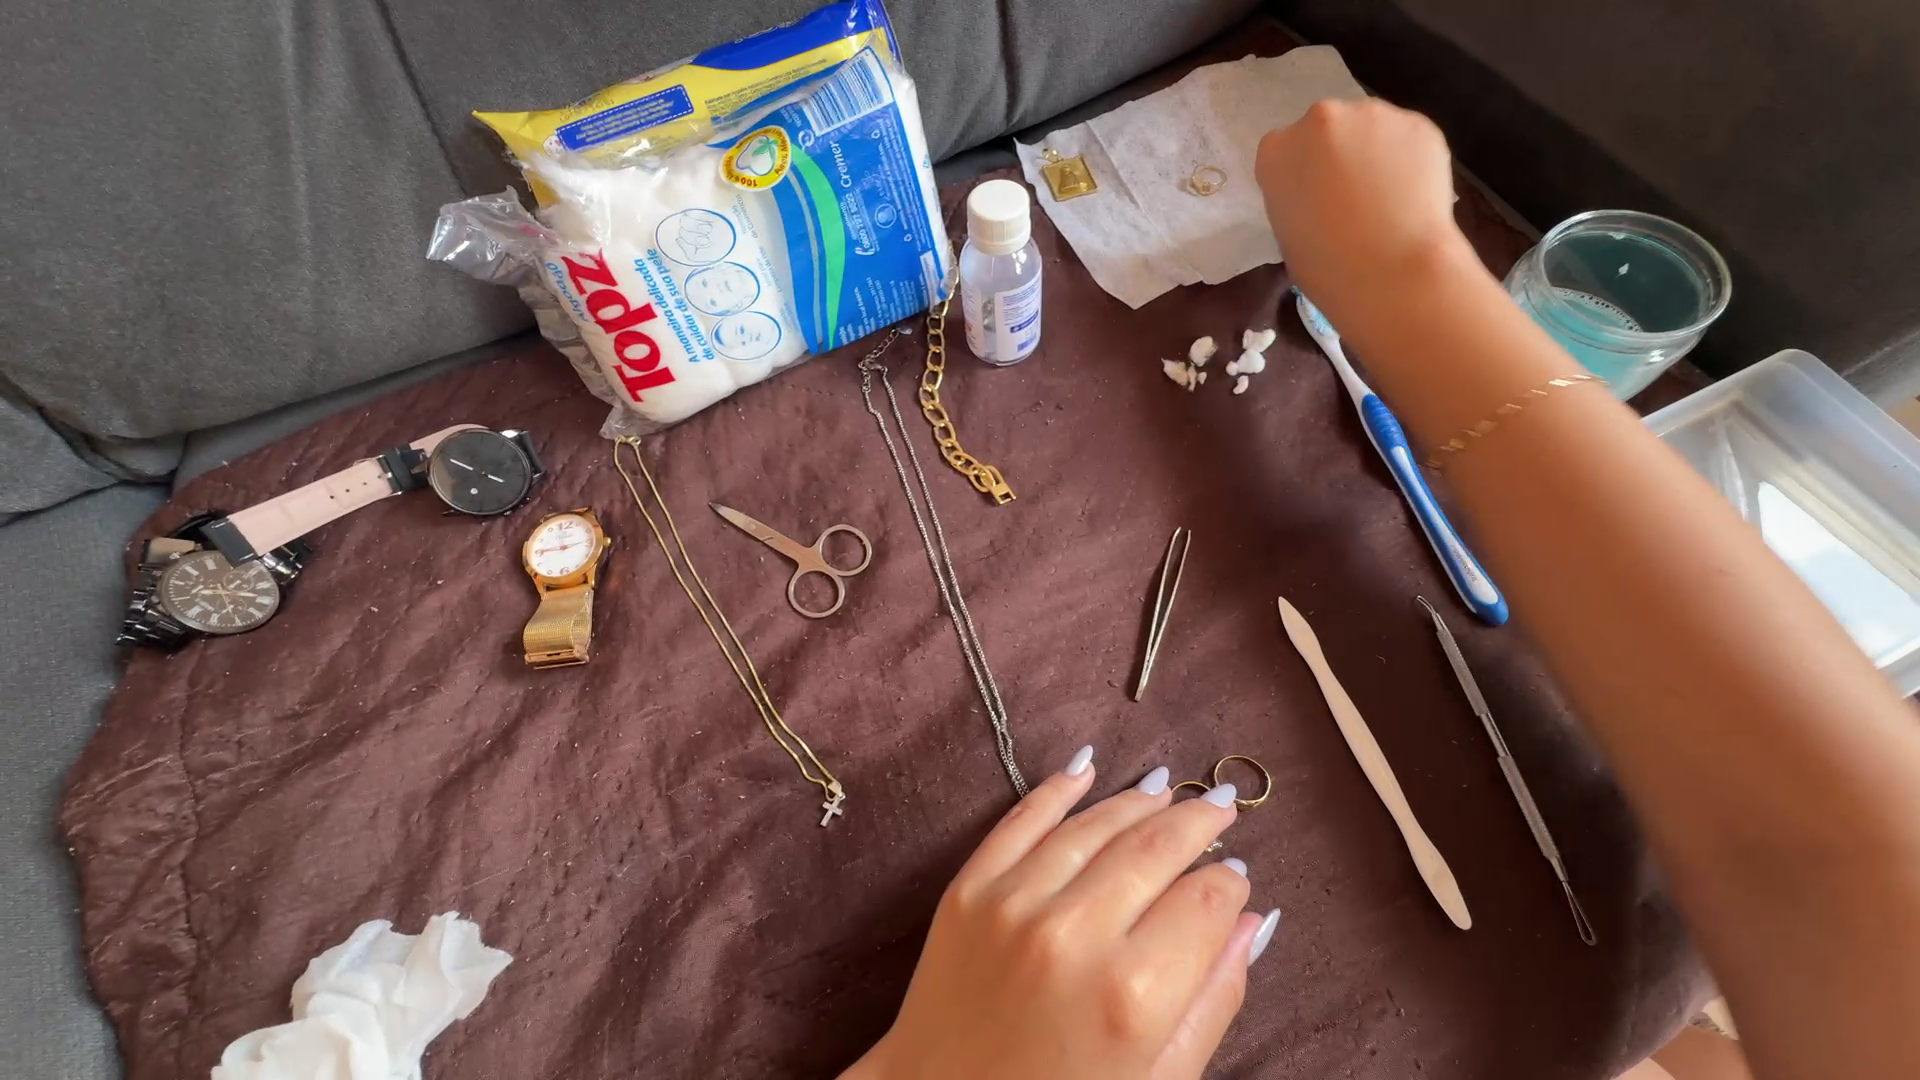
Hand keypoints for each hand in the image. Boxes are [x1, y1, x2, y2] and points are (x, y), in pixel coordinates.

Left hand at [844, 747, 1281, 1079]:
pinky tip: (1086, 767)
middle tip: (1221, 806)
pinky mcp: (967, 890)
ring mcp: (1012, 903)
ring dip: (1136, 800)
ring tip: (1167, 788)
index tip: (1238, 873)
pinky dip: (1057, 789)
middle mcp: (1073, 935)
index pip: (1203, 903)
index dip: (1230, 882)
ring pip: (1093, 826)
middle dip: (1197, 821)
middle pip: (1153, 849)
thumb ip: (1212, 1003)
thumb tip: (1253, 920)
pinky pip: (1020, 820)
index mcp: (1131, 998)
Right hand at [1255, 99, 1474, 320]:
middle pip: (1326, 129)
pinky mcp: (1418, 123)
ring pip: (1369, 128)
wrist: (1389, 268)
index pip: (1281, 149)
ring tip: (1384, 198)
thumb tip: (1321, 192)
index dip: (1297, 173)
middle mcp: (1321, 119)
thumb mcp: (1287, 231)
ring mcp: (1373, 115)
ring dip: (1372, 152)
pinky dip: (1407, 159)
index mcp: (1277, 151)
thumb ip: (1298, 197)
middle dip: (1334, 154)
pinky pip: (1406, 138)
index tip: (1308, 197)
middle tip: (1347, 196)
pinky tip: (1409, 195)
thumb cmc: (1322, 265)